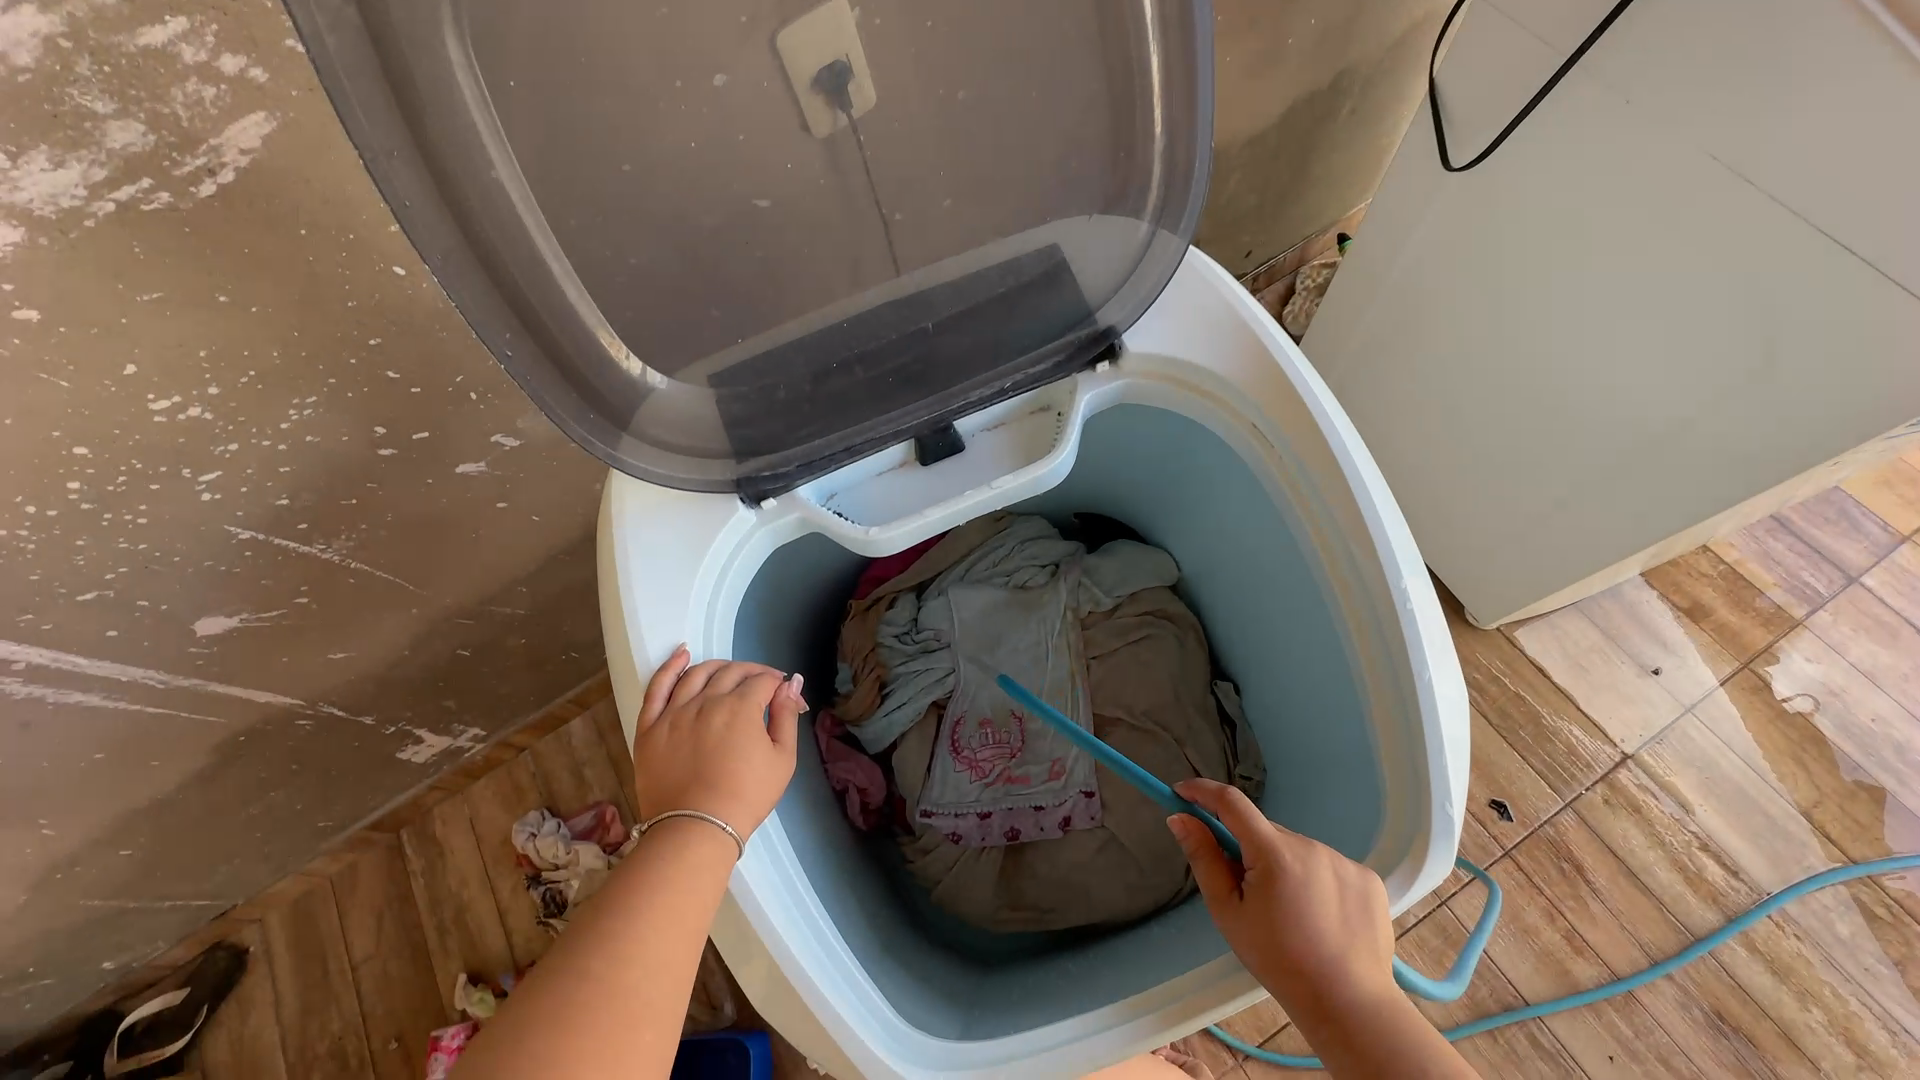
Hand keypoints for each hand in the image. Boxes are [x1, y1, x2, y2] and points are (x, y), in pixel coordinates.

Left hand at [632, 646, 804, 839]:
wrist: (696, 829)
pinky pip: (657, 687)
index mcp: (741, 707)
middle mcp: (707, 700)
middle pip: (732, 672)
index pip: (763, 680)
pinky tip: (682, 654)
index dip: (777, 684)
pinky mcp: (650, 726)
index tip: (783, 694)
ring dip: (718, 666)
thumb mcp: (783, 760)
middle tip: (761, 684)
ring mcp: (674, 711)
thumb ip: (787, 717)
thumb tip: (791, 684)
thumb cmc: (746, 797)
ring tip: (728, 671)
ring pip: (697, 673)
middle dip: (752, 672)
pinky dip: (670, 666)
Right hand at [1167, 779, 1396, 1017]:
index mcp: (1273, 852)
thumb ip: (1204, 858)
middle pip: (1265, 832)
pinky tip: (1319, 916)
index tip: (1182, 792)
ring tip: (1288, 913)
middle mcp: (1311, 846)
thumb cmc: (1277, 961)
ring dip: (1282, 865)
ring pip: (1296, 850)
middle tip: (1242, 888)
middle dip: (1246, 847)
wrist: (1348, 1005)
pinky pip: (1327, 866)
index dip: (1202, 791)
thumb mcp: (1227, 912)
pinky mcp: (1368, 878)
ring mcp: (1344, 860)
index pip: (1231, 802)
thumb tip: (1180, 819)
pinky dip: (1315, 880)